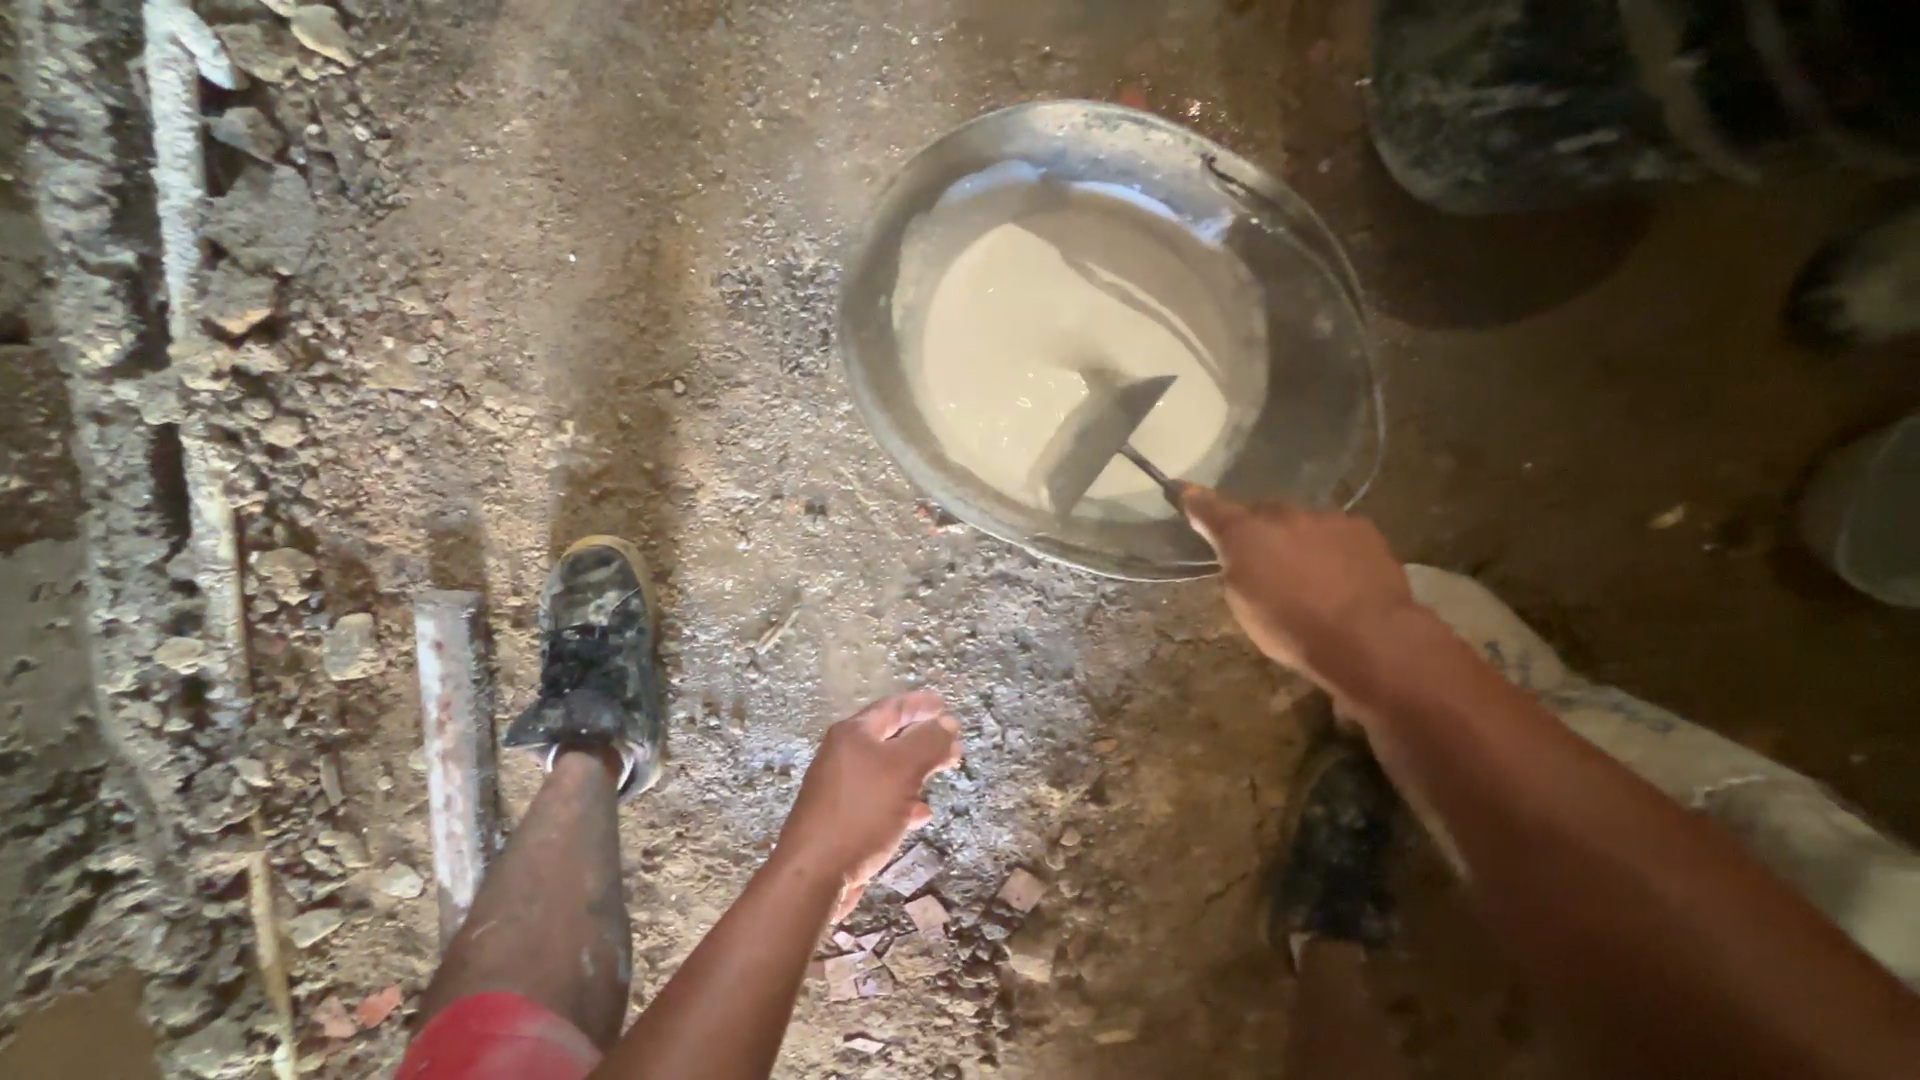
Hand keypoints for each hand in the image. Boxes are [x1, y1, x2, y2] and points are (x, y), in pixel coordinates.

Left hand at [775, 691, 962, 919]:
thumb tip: (947, 723)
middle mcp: (843, 755)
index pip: (892, 707)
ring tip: (942, 772)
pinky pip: (880, 799)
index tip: (945, 704)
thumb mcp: (902, 771)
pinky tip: (920, 814)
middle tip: (952, 741)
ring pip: (887, 770)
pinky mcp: (844, 818)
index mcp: (853, 735)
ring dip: (916, 769)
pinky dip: (903, 800)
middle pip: (889, 737)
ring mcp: (841, 788)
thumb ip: (928, 743)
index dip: (921, 704)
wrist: (815, 874)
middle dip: (922, 738)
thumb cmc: (861, 812)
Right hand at [1183, 486, 1414, 682]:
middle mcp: (1283, 515)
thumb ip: (1235, 569)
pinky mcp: (1363, 529)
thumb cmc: (1292, 630)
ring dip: (1298, 538)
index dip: (1197, 502)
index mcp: (1246, 535)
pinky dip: (1331, 546)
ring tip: (1308, 572)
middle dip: (1259, 528)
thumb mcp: (1245, 606)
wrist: (1367, 637)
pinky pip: (1336, 532)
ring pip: (1302, 521)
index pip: (1212, 509)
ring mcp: (1326, 518)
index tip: (1186, 494)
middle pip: (1262, 511)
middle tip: (1262, 557)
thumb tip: (1235, 553)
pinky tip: (1340, 574)